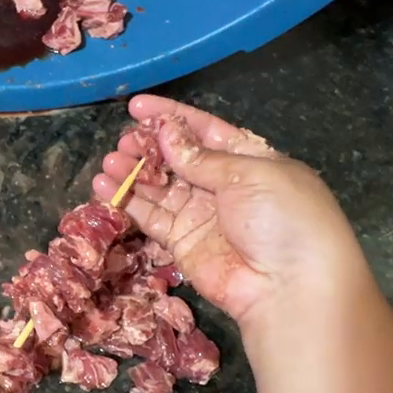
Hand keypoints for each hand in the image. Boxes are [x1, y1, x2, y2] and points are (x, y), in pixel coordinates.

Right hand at [92, 95, 371, 334]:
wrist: (288, 286)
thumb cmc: (283, 219)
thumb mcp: (250, 174)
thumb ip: (202, 158)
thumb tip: (167, 134)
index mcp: (249, 160)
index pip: (204, 131)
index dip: (172, 117)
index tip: (137, 106)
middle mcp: (222, 184)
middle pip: (176, 158)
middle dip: (148, 146)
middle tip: (122, 141)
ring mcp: (200, 214)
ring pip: (158, 185)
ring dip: (133, 173)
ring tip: (109, 162)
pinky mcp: (180, 241)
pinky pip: (149, 216)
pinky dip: (126, 202)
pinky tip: (104, 188)